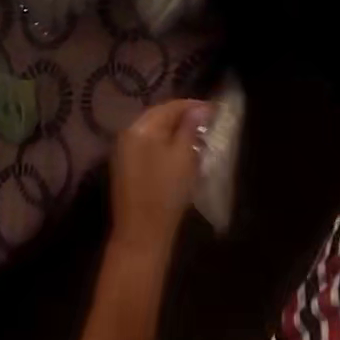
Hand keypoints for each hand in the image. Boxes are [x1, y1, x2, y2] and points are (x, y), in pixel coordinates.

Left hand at [108, 100, 211, 257]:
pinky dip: (165, 144)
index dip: (194, 106)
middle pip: (160, 117)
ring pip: (154, 131)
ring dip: (175, 131)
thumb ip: (191, 127)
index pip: (171, 106)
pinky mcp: (125, 166)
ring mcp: (124, 151)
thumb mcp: (184, 155)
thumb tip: (199, 109)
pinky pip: (148, 145)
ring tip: (197, 138)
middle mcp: (129, 134)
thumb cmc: (167, 191)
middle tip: (208, 123)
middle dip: (184, 118)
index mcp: (142, 128)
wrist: (141, 233)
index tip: (215, 110)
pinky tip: (180, 153)